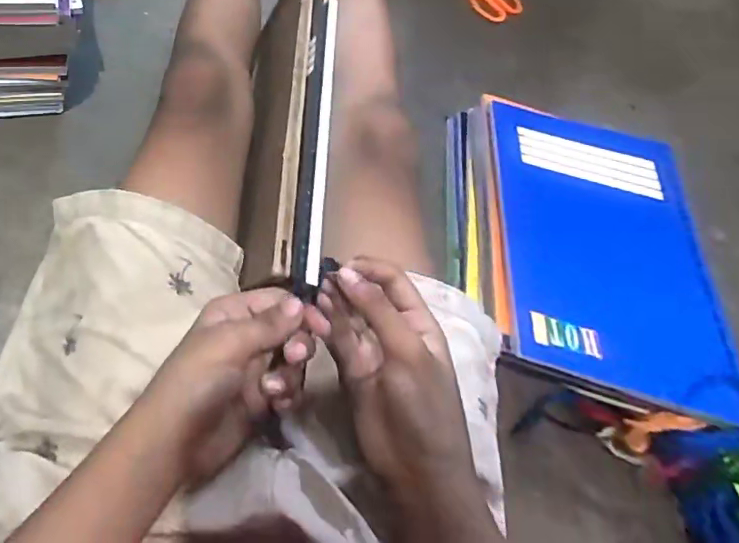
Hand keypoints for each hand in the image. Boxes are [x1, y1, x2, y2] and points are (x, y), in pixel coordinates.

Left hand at [138, 288, 313, 482]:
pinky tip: (275, 405)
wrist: (176, 442)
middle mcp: (246, 336)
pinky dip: (287, 394)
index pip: (277, 300)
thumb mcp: (230, 343)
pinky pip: (288, 388)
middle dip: (298, 343)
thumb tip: (299, 301)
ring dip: (290, 373)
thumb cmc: (197, 379)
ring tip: (272, 390)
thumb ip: (268, 324)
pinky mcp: (261, 399)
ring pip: (292, 360)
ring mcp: (254, 368)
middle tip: (293, 358)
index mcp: (234, 313)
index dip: (300, 310)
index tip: (322, 326)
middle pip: (290, 329)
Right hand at [311, 261, 479, 503]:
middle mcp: (393, 330)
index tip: (341, 266)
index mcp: (417, 321)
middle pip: (367, 295)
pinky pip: (338, 341)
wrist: (418, 473)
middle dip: (346, 285)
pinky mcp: (352, 371)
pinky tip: (314, 317)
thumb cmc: (424, 407)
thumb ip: (377, 311)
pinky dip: (326, 327)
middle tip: (320, 280)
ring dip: (333, 304)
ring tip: (315, 296)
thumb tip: (346, 272)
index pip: (393, 280)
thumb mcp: (407, 353)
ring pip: (348, 316)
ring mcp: (372, 351)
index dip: (369, 269)